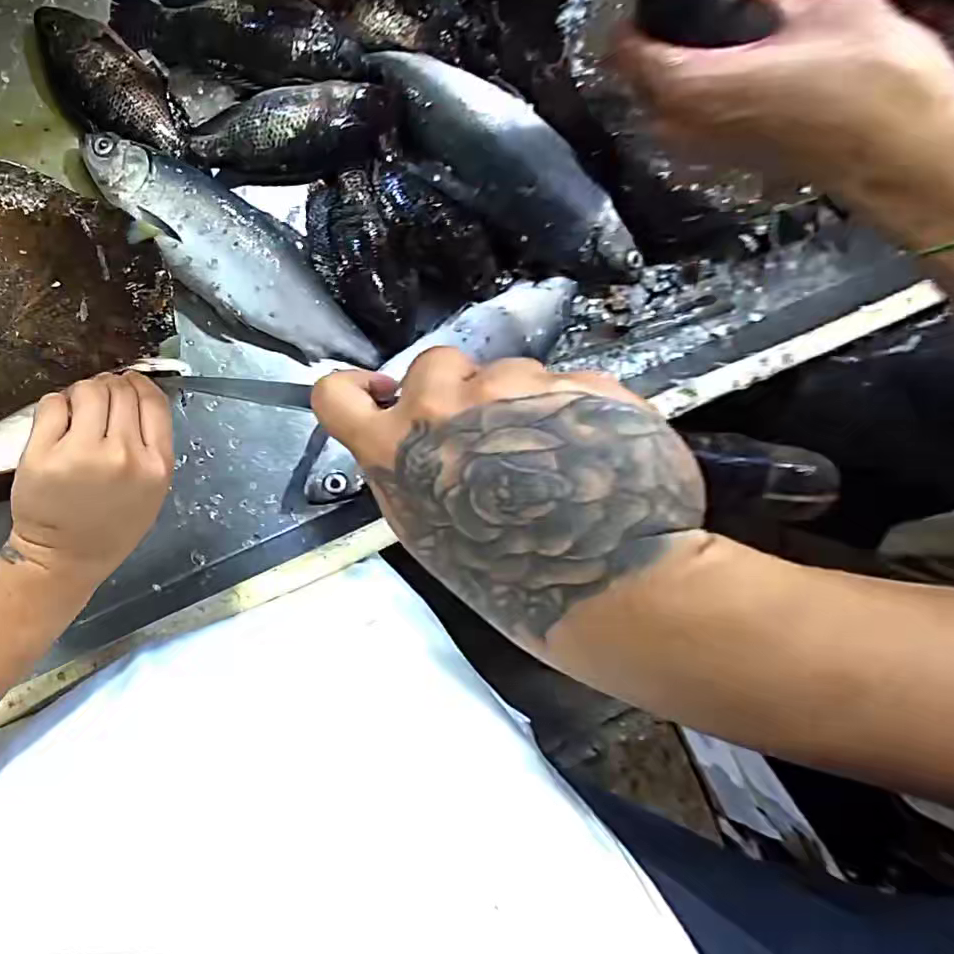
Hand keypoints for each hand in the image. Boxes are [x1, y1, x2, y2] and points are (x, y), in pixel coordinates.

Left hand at [6, 371, 173, 591]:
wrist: (66, 558)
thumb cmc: (111, 526)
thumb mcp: (152, 490)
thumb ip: (150, 444)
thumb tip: (133, 392)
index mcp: (155, 465)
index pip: (153, 401)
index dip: (139, 384)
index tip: (128, 383)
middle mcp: (122, 455)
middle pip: (120, 390)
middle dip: (109, 387)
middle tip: (98, 401)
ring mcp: (82, 454)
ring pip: (87, 390)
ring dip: (82, 394)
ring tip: (78, 412)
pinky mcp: (44, 454)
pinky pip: (53, 404)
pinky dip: (56, 405)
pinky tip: (58, 423)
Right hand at [312, 351, 705, 654]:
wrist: (617, 588)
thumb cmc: (513, 578)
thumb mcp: (426, 531)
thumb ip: (404, 471)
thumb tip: (407, 445)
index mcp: (396, 449)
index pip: (337, 394)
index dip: (358, 387)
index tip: (380, 393)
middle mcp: (441, 406)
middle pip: (432, 365)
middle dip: (454, 391)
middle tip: (484, 435)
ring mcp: (510, 386)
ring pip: (503, 371)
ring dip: (516, 400)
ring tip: (548, 455)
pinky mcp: (573, 381)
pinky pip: (559, 381)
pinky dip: (568, 407)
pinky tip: (585, 453)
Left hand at [616, 0, 953, 245]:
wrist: (901, 155)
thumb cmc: (871, 85)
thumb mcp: (831, 7)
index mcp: (690, 86)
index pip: (629, 56)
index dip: (629, 31)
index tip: (641, 12)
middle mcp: (678, 125)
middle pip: (640, 84)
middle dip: (652, 54)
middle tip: (678, 23)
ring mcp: (694, 149)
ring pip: (660, 109)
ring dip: (674, 79)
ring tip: (705, 47)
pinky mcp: (717, 162)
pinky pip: (686, 127)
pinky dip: (695, 102)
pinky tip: (731, 80)